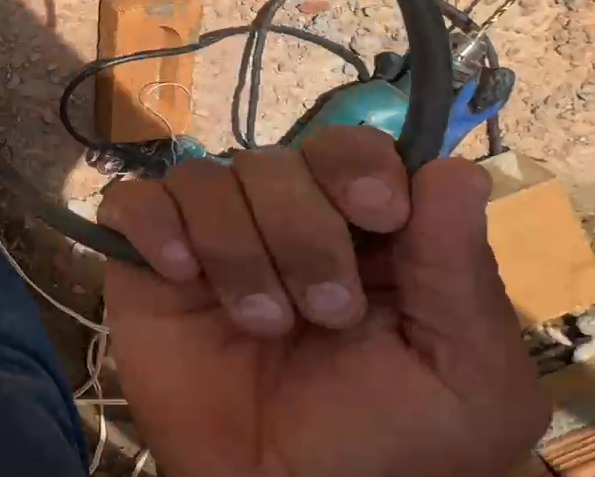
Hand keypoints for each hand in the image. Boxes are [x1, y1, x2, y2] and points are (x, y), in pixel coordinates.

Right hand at [100, 126, 547, 476]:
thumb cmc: (386, 445)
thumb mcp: (462, 379)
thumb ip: (457, 276)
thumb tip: (455, 169)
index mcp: (364, 235)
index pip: (352, 149)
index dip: (357, 165)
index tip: (376, 213)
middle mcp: (279, 218)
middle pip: (273, 160)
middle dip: (302, 234)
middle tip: (323, 314)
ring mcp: (202, 230)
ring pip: (202, 177)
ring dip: (234, 248)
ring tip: (255, 321)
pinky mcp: (138, 250)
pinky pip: (132, 200)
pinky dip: (155, 227)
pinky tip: (178, 276)